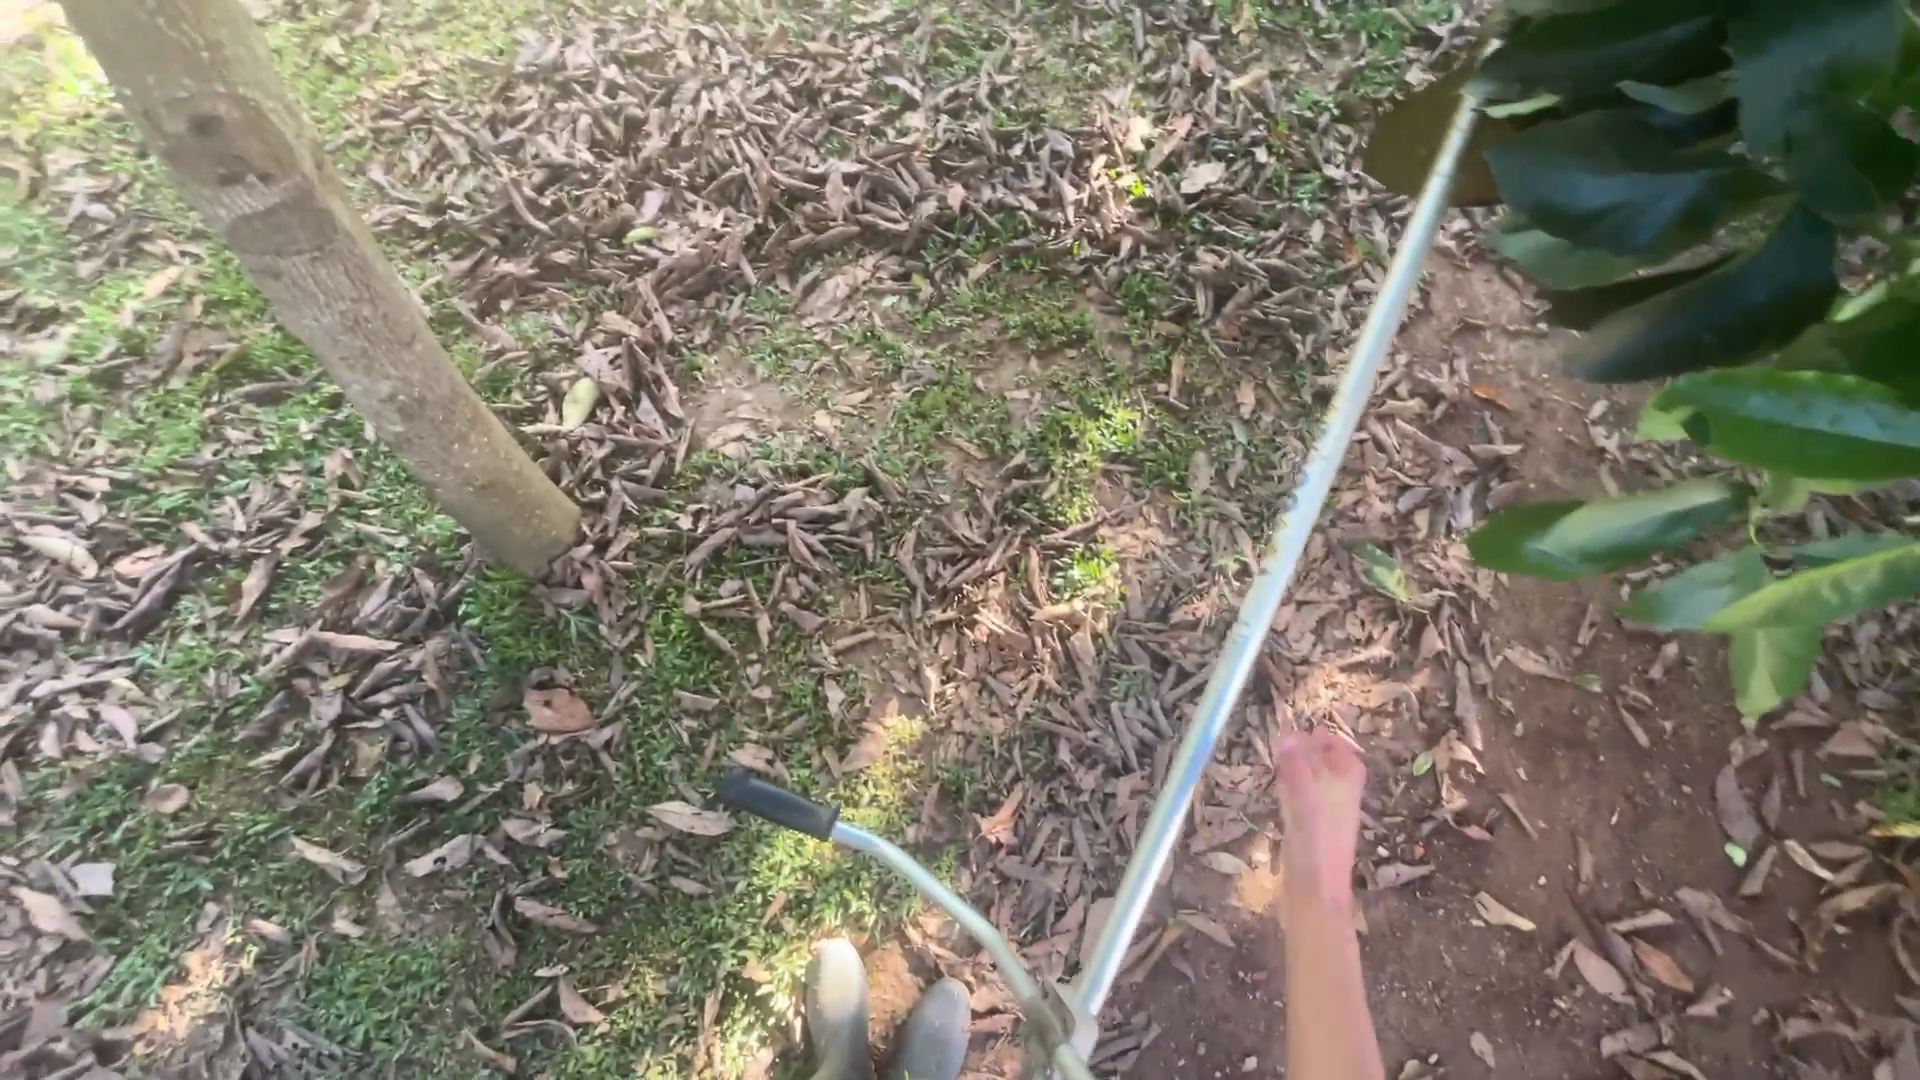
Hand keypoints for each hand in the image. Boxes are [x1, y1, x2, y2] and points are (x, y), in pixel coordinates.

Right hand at [1273, 729, 1365, 908]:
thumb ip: (1296, 763)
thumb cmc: (1316, 840)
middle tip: (1288, 740)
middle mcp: (1338, 799)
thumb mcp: (1306, 795)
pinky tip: (1279, 788)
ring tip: (1280, 757)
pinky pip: (1301, 802)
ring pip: (1313, 784)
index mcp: (1346, 787)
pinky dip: (1291, 789)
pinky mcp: (1307, 831)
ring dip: (1299, 770)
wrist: (1315, 892)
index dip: (1329, 742)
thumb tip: (1288, 733)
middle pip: (1328, 769)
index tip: (1309, 729)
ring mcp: (1322, 816)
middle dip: (1310, 753)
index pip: (1344, 755)